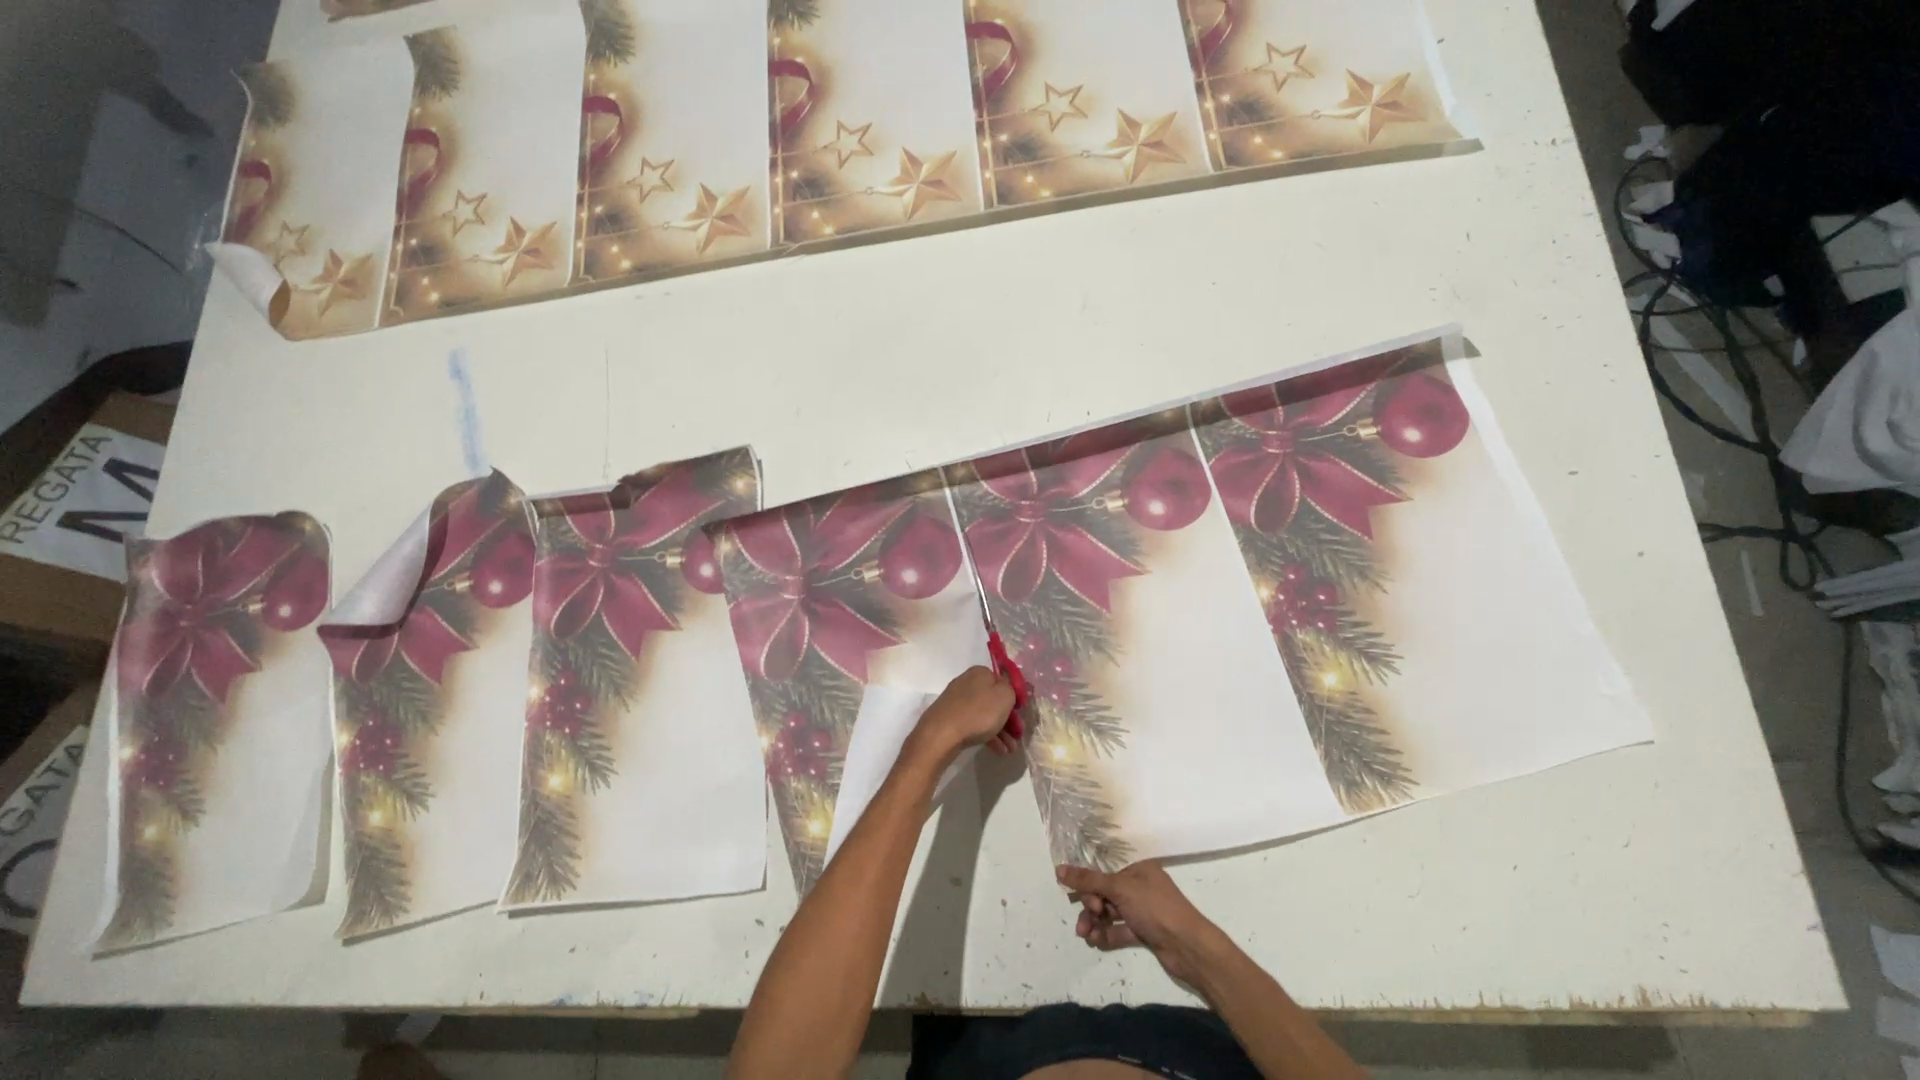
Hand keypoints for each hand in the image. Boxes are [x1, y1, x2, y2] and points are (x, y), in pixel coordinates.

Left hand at [907, 667, 1018, 762]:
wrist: (942, 734)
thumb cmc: (978, 712)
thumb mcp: (1005, 696)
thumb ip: (1013, 687)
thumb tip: (1011, 682)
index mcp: (980, 673)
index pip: (1003, 681)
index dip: (1014, 697)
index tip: (1021, 713)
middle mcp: (967, 683)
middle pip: (994, 700)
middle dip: (1009, 719)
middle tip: (1018, 734)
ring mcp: (957, 701)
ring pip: (986, 714)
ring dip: (1001, 731)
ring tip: (1010, 749)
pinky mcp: (951, 718)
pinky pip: (974, 724)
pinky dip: (987, 735)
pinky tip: (998, 750)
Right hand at [1057, 861, 1225, 987]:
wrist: (1188, 947)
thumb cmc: (1155, 908)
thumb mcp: (1119, 889)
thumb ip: (1088, 880)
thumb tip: (1059, 869)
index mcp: (1138, 867)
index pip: (1106, 866)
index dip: (1088, 877)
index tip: (1073, 889)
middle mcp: (1140, 885)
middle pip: (1105, 890)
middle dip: (1091, 903)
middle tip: (1092, 912)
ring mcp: (1142, 909)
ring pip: (1110, 911)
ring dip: (1095, 921)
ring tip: (1086, 934)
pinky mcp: (1143, 931)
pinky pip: (1118, 929)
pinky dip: (1106, 934)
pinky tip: (1096, 941)